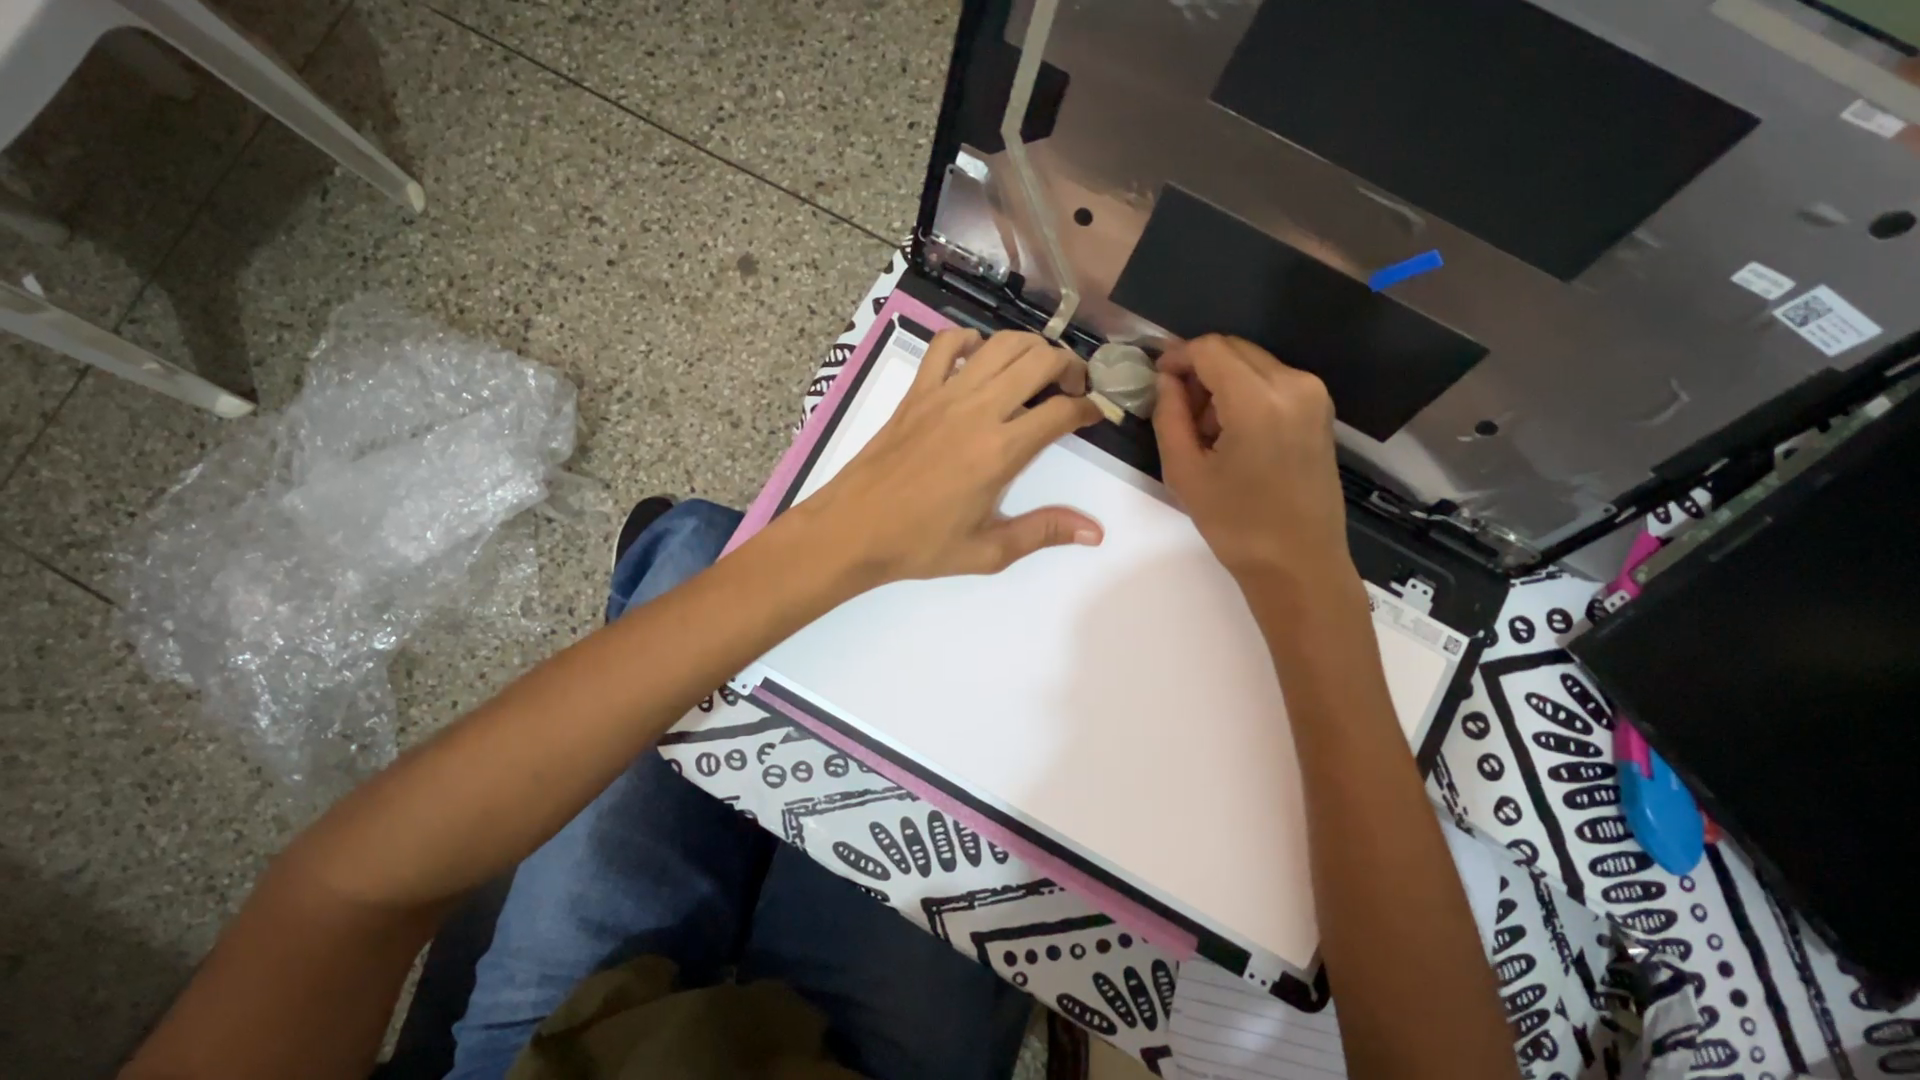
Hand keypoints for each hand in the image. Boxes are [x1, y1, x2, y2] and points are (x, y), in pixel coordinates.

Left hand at [798, 328, 1103, 586]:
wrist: (853, 528)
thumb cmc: (920, 544)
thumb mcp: (988, 550)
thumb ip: (1044, 533)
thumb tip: (1094, 531)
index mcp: (1000, 451)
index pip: (1061, 411)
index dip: (1089, 408)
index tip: (1096, 415)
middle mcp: (977, 411)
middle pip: (1038, 360)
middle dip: (1069, 367)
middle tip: (1073, 389)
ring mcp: (944, 394)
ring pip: (1000, 344)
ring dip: (1030, 348)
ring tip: (1038, 371)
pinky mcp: (916, 391)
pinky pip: (947, 344)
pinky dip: (970, 341)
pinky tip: (979, 360)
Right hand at [1153, 334, 1352, 588]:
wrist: (1299, 563)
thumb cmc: (1237, 525)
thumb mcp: (1185, 472)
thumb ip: (1169, 415)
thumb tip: (1167, 381)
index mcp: (1258, 400)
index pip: (1209, 349)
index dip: (1177, 356)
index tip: (1156, 379)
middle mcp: (1293, 384)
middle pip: (1234, 349)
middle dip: (1200, 369)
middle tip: (1178, 409)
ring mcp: (1313, 395)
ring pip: (1254, 362)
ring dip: (1223, 382)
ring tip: (1205, 430)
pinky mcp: (1321, 410)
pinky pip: (1274, 380)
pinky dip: (1246, 392)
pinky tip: (1233, 433)